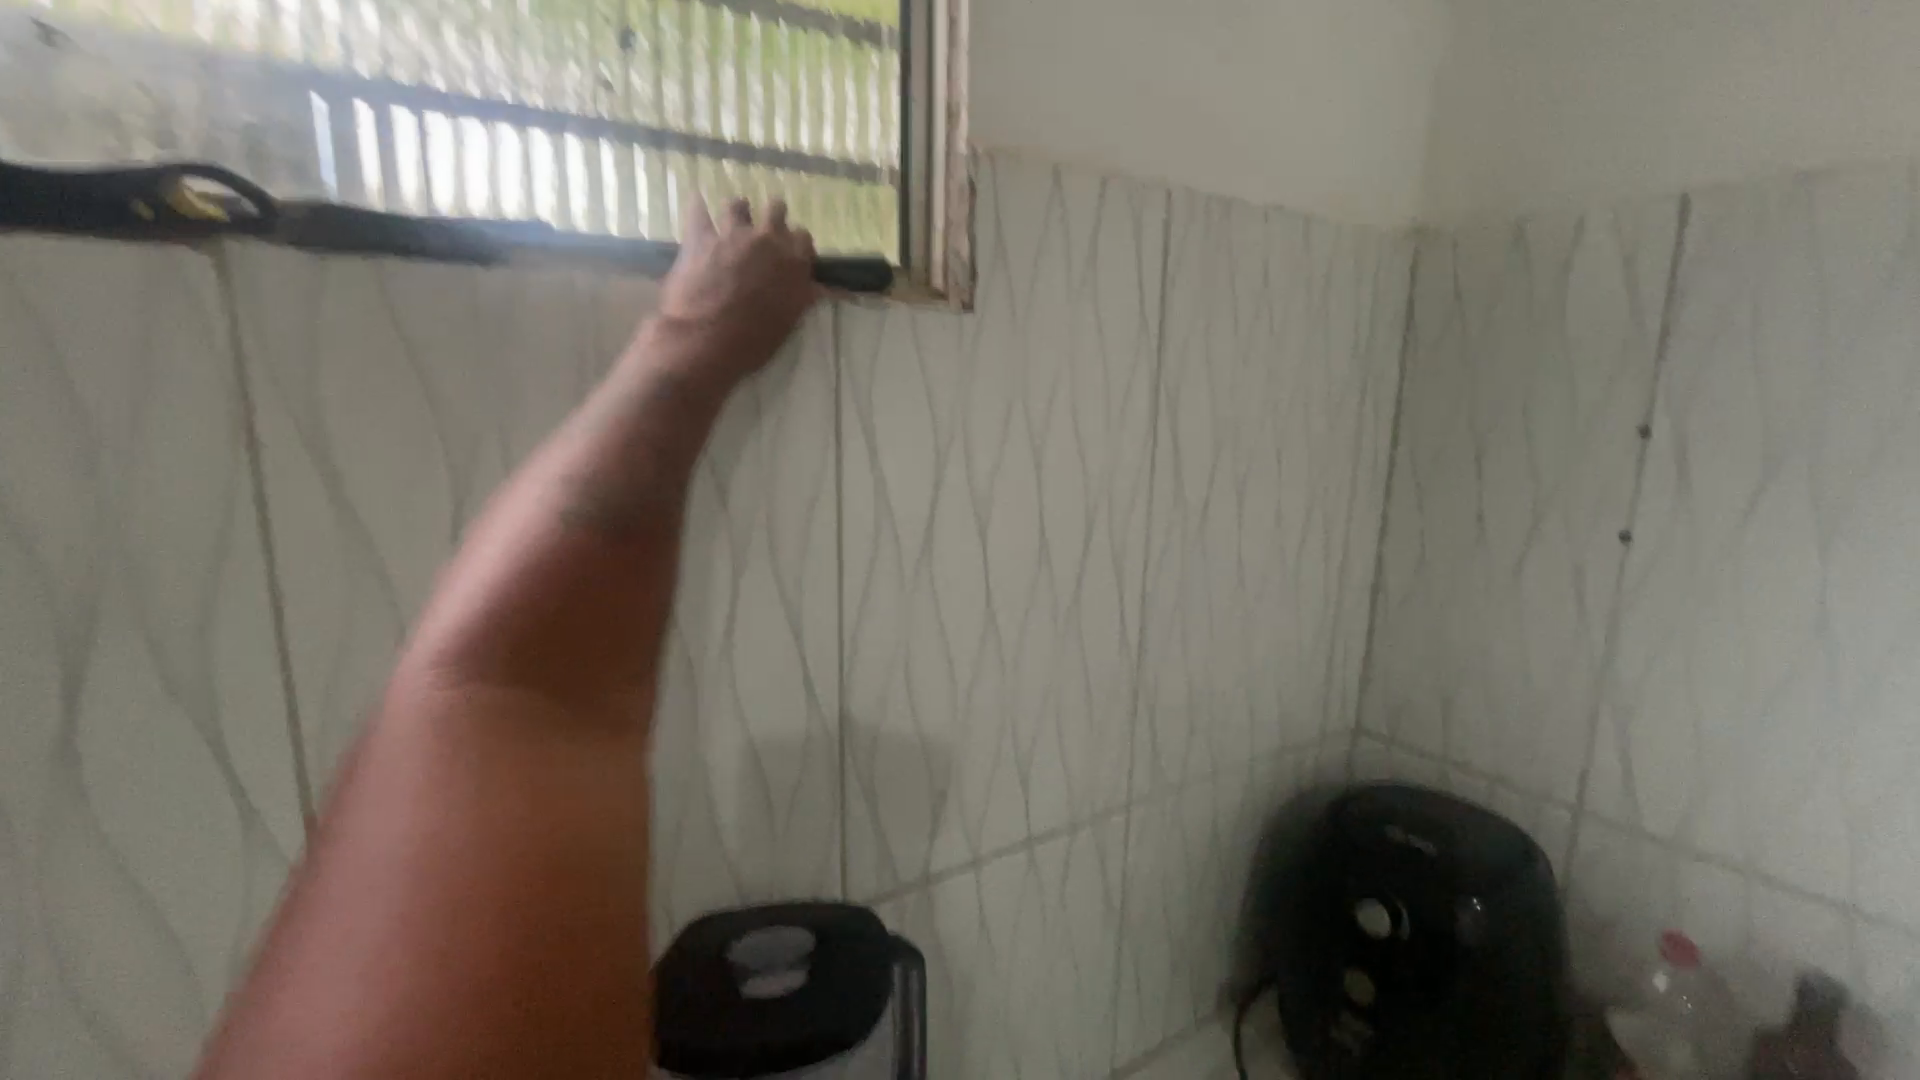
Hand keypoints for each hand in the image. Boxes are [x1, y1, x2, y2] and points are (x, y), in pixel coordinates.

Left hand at [642, 195, 819, 394]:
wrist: (707, 340)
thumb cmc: (754, 340)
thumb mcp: (789, 320)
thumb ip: (801, 297)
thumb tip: (816, 289)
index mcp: (794, 262)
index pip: (803, 238)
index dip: (795, 244)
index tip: (789, 253)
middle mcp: (767, 239)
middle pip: (776, 210)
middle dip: (772, 217)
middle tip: (765, 231)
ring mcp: (732, 234)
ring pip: (738, 205)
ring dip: (737, 211)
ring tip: (733, 220)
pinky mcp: (700, 236)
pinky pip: (698, 209)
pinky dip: (698, 206)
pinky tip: (698, 204)